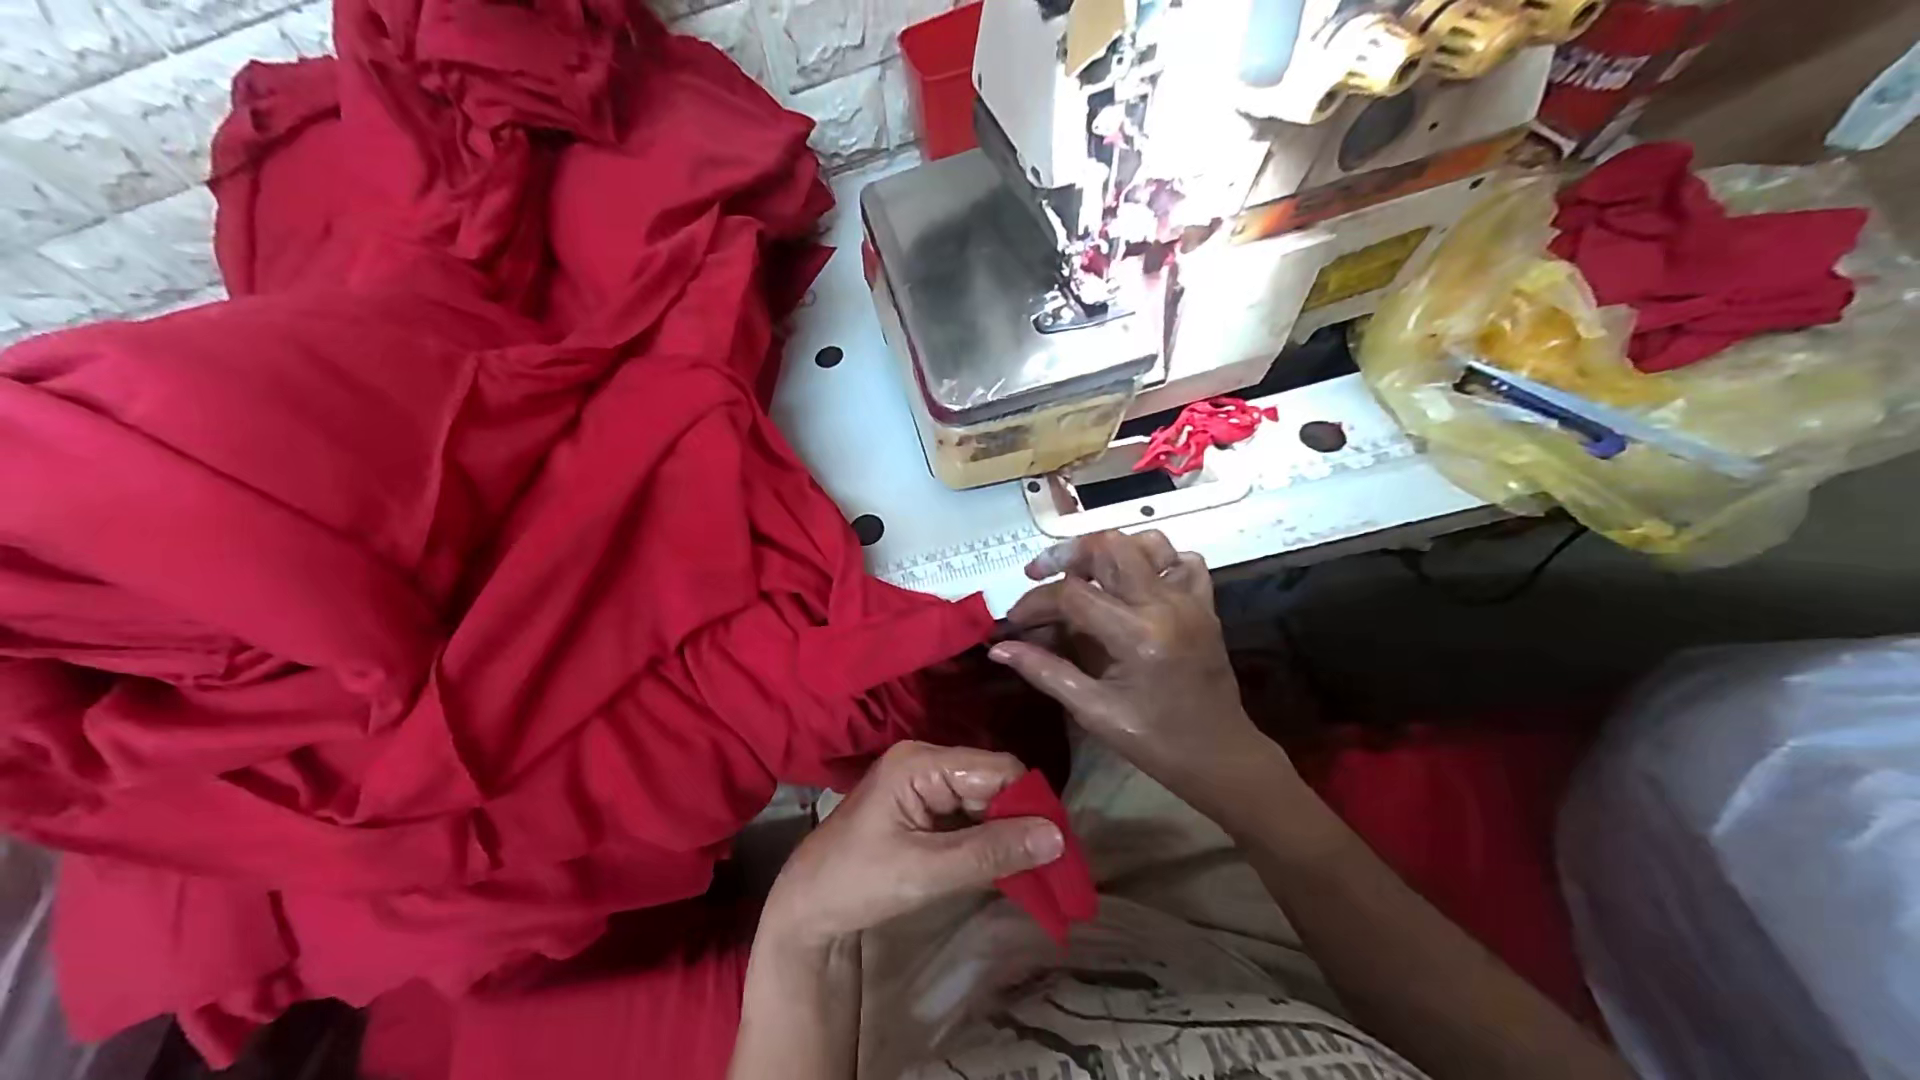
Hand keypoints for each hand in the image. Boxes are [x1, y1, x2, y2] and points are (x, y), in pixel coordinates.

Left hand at [759, 742, 1064, 949]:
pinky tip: (1006, 864)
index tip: (1057, 846)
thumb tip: (1057, 837)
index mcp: (919, 762)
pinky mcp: (924, 804)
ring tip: (1036, 868)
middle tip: (1052, 864)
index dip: (1030, 803)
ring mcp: (924, 781)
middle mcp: (925, 760)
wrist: (807, 906)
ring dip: (1008, 832)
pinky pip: (970, 813)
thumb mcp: (926, 872)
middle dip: (1021, 820)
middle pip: (992, 781)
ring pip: (985, 798)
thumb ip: (991, 853)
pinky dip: (989, 838)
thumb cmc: (857, 883)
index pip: (996, 769)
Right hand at [988, 531, 1277, 796]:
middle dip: (1065, 555)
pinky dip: (1154, 560)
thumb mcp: (1093, 711)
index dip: (1035, 602)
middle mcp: (1165, 604)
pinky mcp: (1204, 604)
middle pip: (1108, 547)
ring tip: (1085, 571)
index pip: (1072, 594)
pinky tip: (1134, 581)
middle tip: (1040, 575)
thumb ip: (1045, 672)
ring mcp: (1190, 599)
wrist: (1220, 756)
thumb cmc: (1155, 742)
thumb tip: (999, 649)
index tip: (1016, 620)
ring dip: (1108, 549)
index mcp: (1137, 635)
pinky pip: (1182, 561)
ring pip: (1146, 543)